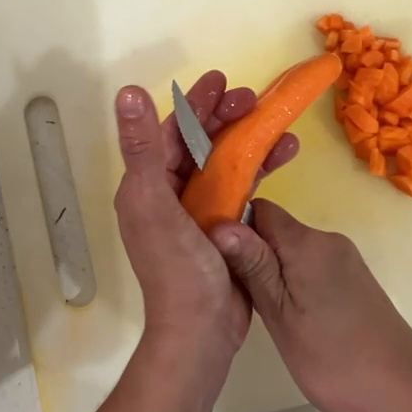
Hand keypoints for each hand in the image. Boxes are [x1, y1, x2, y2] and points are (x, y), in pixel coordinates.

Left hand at [113, 72, 299, 364]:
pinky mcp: (224, 228)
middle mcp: (168, 194)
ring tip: (278, 123)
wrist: (202, 331)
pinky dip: (262, 169)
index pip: (170, 133)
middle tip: (253, 98)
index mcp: (146, 186)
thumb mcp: (153, 200)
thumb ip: (142, 146)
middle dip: (224, 118)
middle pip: (199, 144)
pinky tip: (285, 155)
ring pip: (224, 162)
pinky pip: (242, 187)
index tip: (220, 80)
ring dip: (249, 140)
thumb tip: (126, 93)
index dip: (193, 105)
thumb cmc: (176, 266)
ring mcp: (197, 212)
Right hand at [207, 200, 411, 411]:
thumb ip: (252, 266)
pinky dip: (292, 285)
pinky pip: (309, 268)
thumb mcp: (281, 316)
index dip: (232, 225)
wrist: (406, 397)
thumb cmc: (334, 359)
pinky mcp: (353, 282)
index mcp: (307, 243)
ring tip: (257, 310)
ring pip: (290, 252)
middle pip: (274, 231)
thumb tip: (218, 222)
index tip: (210, 254)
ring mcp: (344, 262)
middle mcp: (328, 242)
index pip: (258, 210)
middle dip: (250, 254)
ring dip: (271, 273)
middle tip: (231, 292)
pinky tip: (288, 318)